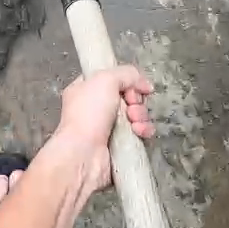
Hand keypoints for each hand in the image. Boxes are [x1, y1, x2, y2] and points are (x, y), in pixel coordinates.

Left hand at [46, 65, 155, 194]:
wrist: (84, 153)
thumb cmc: (88, 113)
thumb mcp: (105, 79)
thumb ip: (126, 73)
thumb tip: (144, 84)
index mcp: (85, 90)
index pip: (111, 79)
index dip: (126, 81)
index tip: (132, 87)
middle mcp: (94, 108)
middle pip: (127, 97)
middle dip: (136, 100)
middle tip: (132, 105)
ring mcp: (107, 128)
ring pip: (135, 115)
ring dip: (141, 115)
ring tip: (134, 121)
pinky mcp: (119, 145)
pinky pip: (139, 134)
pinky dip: (143, 131)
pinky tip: (139, 132)